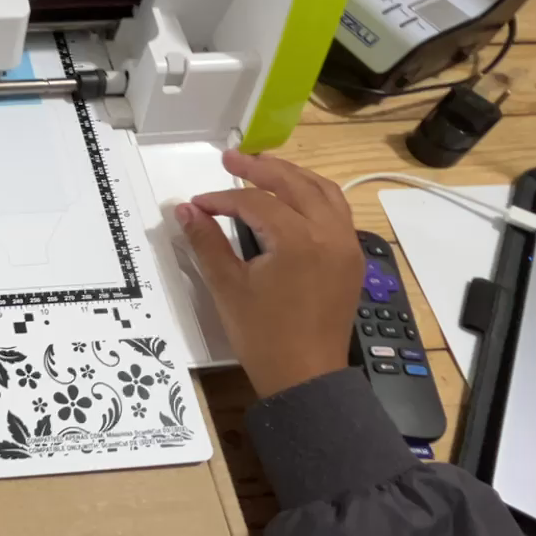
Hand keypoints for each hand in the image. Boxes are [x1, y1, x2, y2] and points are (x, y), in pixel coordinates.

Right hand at [174, 150, 362, 396]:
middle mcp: (330, 234)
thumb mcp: (227, 286)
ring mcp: (346, 246)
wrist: (305, 376)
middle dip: (260, 169)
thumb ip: (206, 242)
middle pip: (295, 184)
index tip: (196, 205)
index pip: (256, 202)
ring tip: (263, 169)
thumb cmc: (262, 335)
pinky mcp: (350, 259)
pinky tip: (292, 200)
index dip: (222, 199)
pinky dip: (312, 196)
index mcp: (298, 240)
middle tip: (230, 159)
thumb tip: (185, 210)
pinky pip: (336, 212)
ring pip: (324, 192)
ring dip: (292, 176)